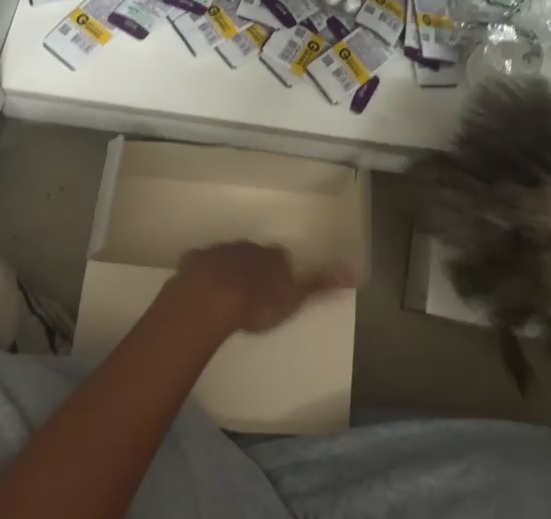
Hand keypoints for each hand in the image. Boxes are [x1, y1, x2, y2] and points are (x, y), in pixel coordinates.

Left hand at [172, 241, 355, 334]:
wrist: (211, 296)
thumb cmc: (257, 302)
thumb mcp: (295, 298)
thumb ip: (322, 284)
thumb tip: (356, 271)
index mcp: (274, 257)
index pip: (283, 258)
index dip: (281, 271)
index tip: (279, 286)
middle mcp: (249, 247)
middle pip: (255, 255)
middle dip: (254, 268)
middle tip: (252, 291)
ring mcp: (219, 251)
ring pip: (227, 257)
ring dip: (228, 270)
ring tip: (227, 293)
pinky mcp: (194, 260)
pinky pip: (201, 264)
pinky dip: (202, 273)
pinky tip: (200, 289)